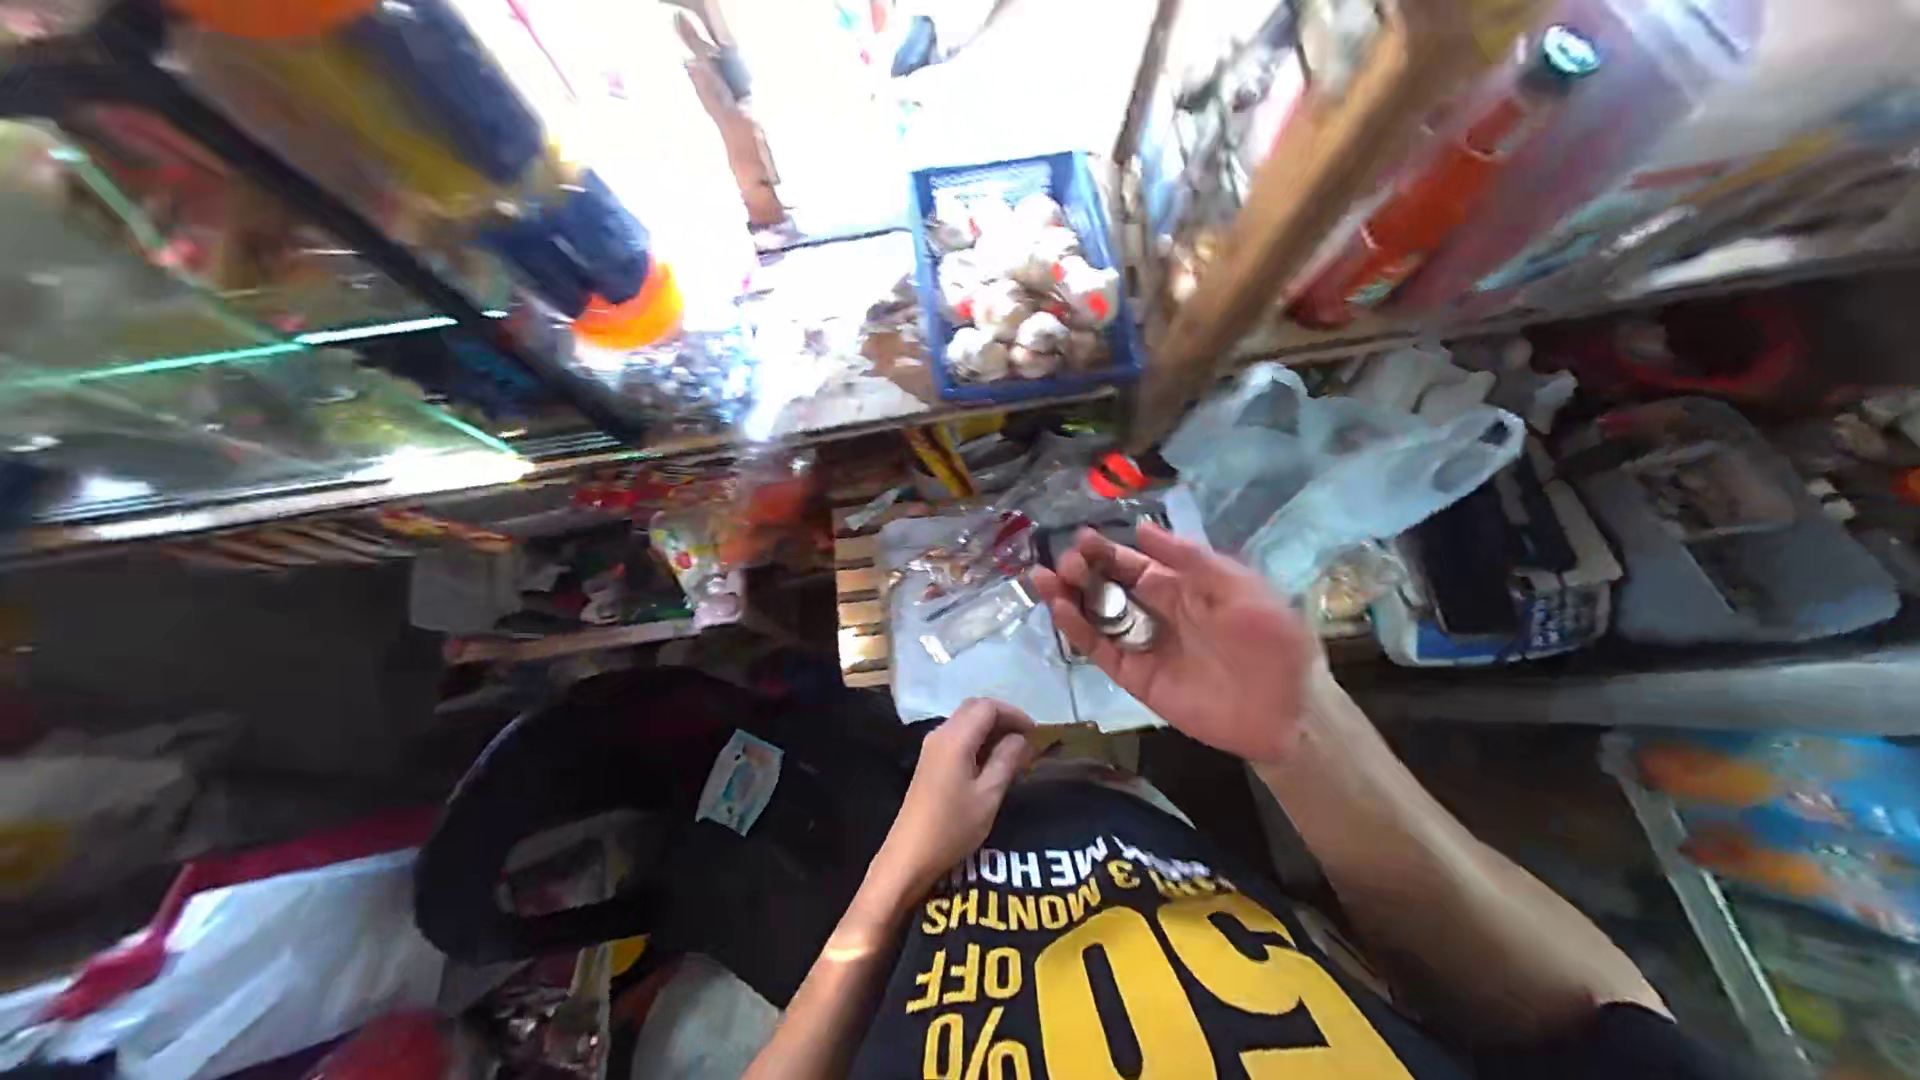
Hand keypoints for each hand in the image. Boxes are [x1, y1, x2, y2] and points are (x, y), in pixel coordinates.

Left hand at [871, 699, 1036, 897]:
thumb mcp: (989, 795)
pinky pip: (958, 737)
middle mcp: (941, 734)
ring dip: (991, 729)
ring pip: (965, 722)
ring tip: (1015, 752)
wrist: (910, 855)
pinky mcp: (930, 761)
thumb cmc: (953, 826)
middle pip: (974, 708)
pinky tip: (992, 762)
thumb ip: (1007, 759)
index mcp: (955, 738)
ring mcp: (932, 747)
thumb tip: (1022, 738)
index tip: (1036, 733)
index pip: (988, 707)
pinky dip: (978, 740)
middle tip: (1026, 740)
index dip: (1014, 714)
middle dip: (1003, 718)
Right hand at [1031, 521, 1314, 765]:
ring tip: (1044, 577)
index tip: (1082, 538)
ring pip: (1095, 618)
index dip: (1107, 551)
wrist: (1288, 710)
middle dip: (1082, 571)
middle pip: (1107, 588)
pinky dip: (1078, 631)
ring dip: (1068, 597)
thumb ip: (1190, 559)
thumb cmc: (1272, 640)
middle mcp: (1155, 614)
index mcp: (1180, 588)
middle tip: (1066, 562)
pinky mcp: (1135, 677)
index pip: (1133, 564)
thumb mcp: (1239, 586)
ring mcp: (1142, 646)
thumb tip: (1142, 528)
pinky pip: (1100, 651)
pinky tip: (1061, 609)